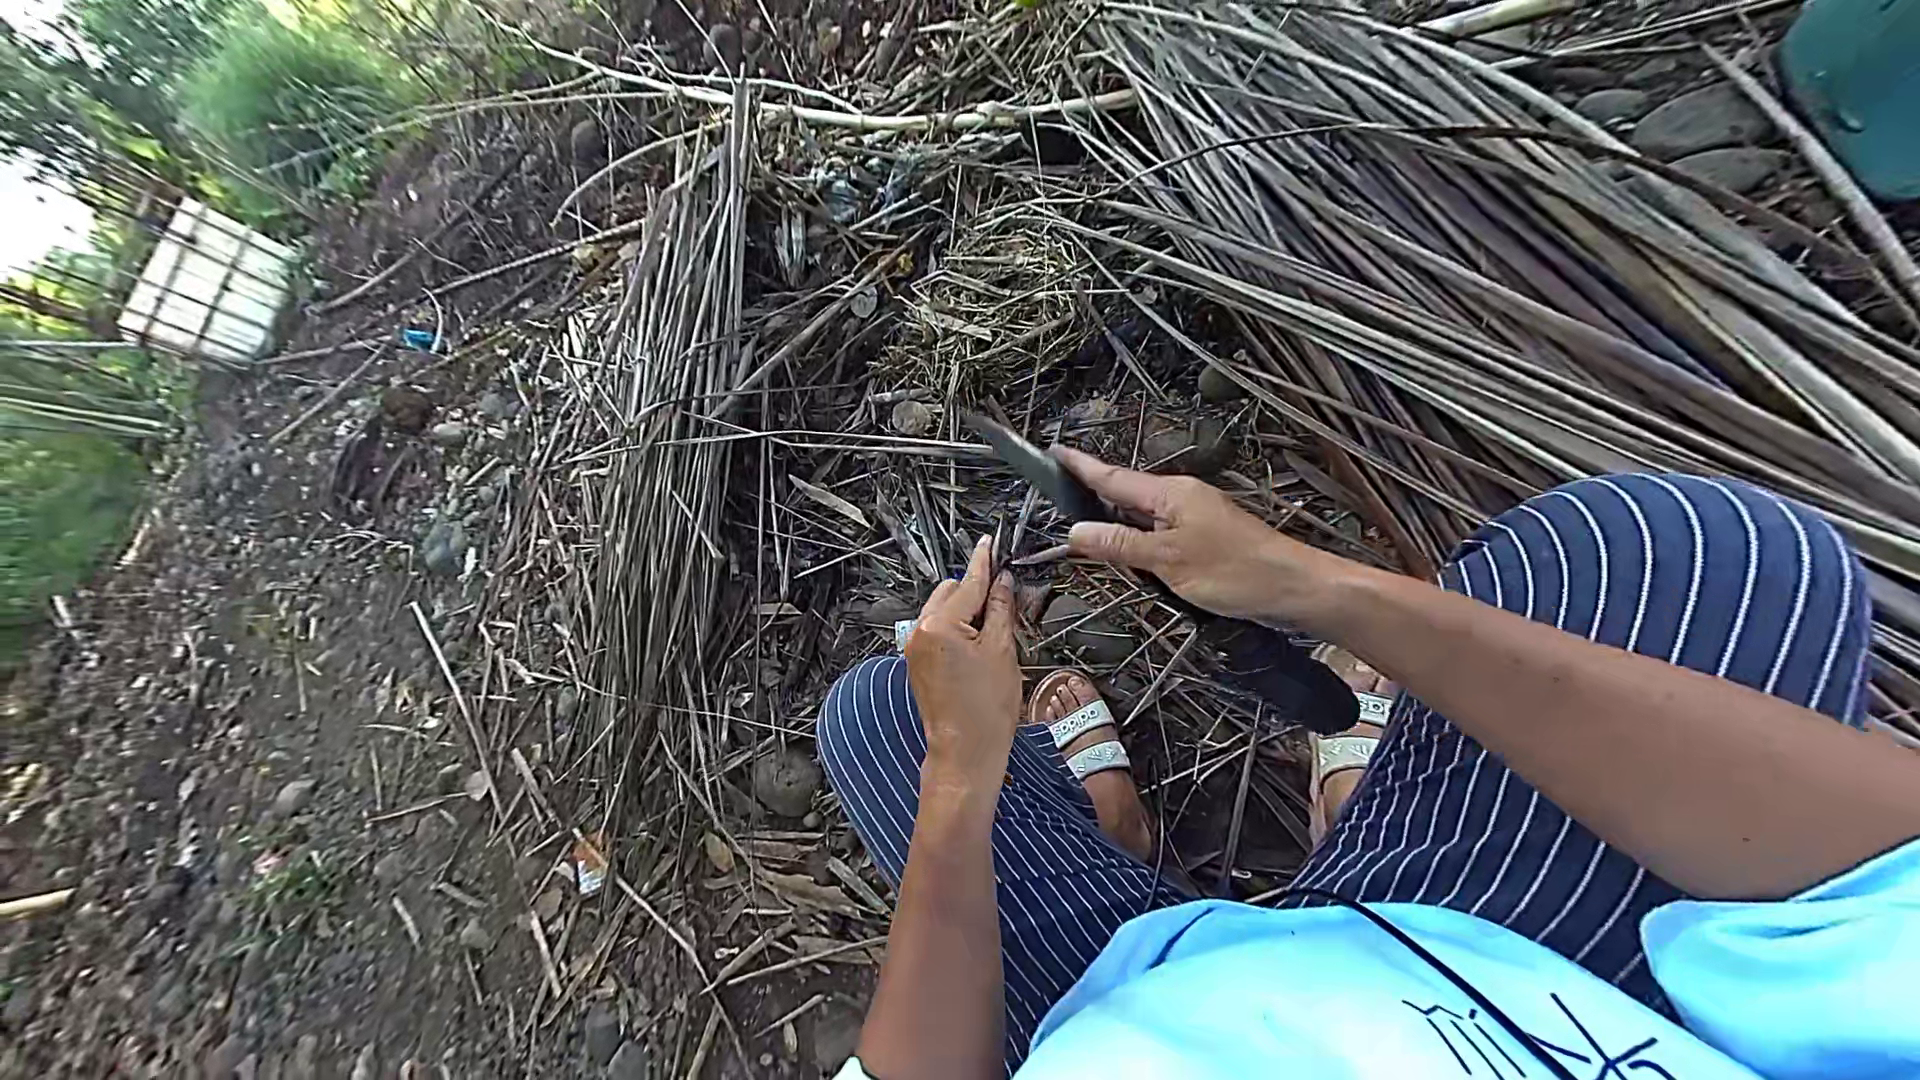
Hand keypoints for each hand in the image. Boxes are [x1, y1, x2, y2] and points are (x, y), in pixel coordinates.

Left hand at [905, 536, 1020, 802]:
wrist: (966, 751)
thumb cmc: (985, 710)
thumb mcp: (1002, 650)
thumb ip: (1001, 609)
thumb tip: (1003, 583)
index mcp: (939, 624)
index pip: (968, 582)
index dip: (984, 561)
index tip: (989, 544)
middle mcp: (920, 631)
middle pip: (952, 591)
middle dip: (977, 593)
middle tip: (1005, 604)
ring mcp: (915, 647)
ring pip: (944, 609)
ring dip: (967, 611)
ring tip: (993, 636)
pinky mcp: (917, 661)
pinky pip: (938, 629)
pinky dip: (957, 628)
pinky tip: (978, 647)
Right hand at [1052, 445, 1345, 624]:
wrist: (1295, 588)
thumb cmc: (1239, 571)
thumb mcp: (1169, 559)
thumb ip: (1120, 544)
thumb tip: (1076, 531)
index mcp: (1170, 494)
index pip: (1112, 476)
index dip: (1080, 465)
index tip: (1055, 452)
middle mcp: (1179, 498)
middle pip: (1122, 495)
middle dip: (1090, 497)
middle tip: (1058, 501)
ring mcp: (1190, 517)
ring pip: (1138, 516)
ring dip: (1112, 523)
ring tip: (1084, 535)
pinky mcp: (1199, 537)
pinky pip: (1155, 532)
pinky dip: (1135, 540)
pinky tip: (1128, 556)